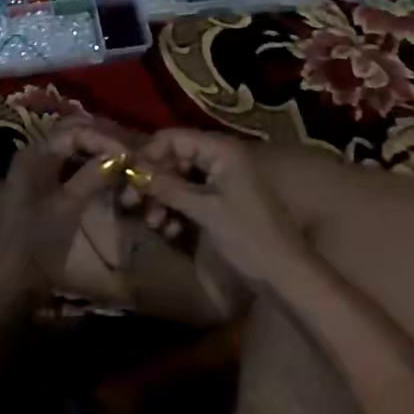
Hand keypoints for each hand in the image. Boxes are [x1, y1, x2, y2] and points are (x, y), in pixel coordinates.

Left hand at [0, 131, 119, 295]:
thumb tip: (121, 155)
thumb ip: (92, 176)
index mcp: (34, 154)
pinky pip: (71, 164)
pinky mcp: (45, 185)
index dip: (103, 139)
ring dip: (98, 150)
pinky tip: (110, 173)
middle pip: (72, 133)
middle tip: (132, 151)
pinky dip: (90, 165)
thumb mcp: (69, 206)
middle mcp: (34, 154)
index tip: (130, 154)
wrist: (17, 276)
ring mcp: (39, 169)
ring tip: (126, 160)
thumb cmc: (39, 239)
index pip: (73, 131)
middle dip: (102, 139)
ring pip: (73, 148)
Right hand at [128, 128, 310, 286]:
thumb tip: (132, 169)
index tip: (128, 176)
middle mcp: (220, 157)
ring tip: (153, 222)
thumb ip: (166, 185)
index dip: (148, 154)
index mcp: (221, 151)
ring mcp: (221, 178)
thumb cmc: (247, 236)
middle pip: (173, 156)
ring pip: (178, 177)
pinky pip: (188, 193)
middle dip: (152, 179)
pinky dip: (174, 208)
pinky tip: (168, 229)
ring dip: (161, 197)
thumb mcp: (203, 209)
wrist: (286, 275)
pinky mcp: (220, 198)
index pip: (172, 137)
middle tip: (131, 201)